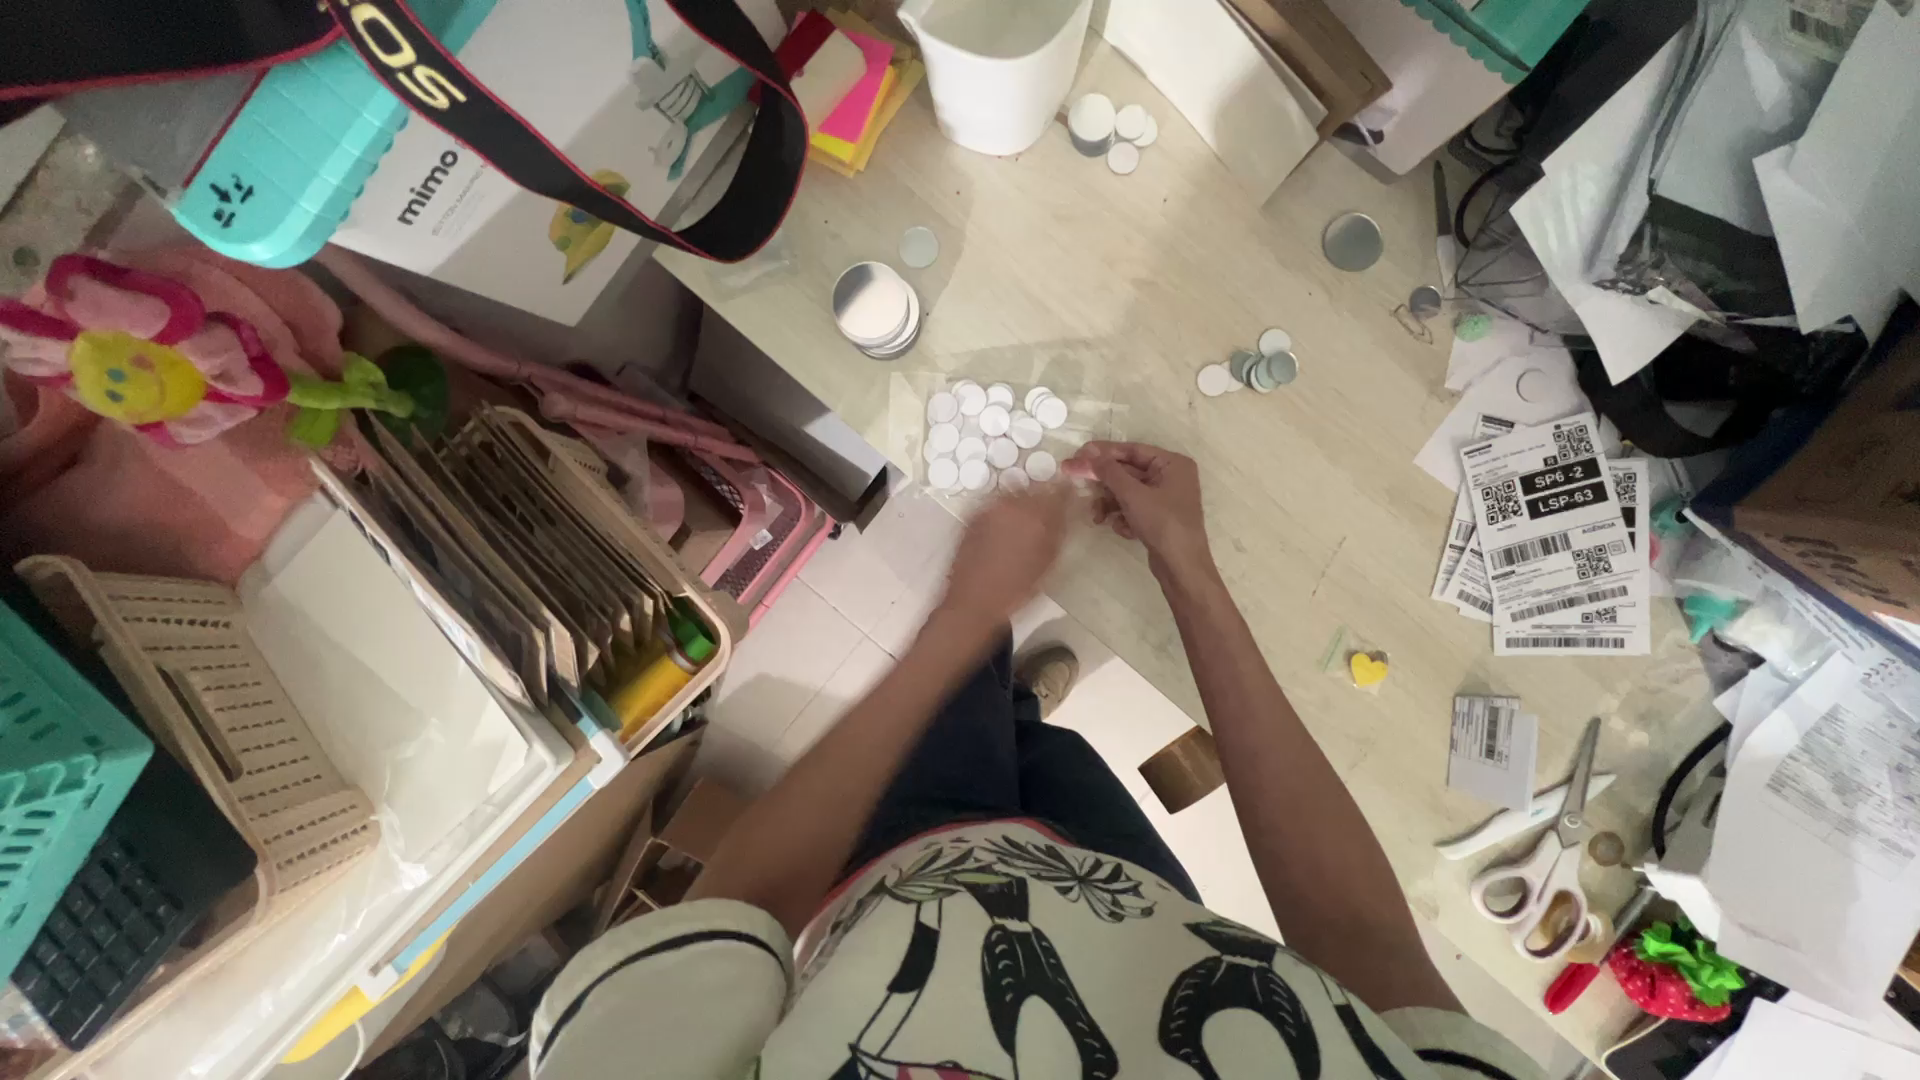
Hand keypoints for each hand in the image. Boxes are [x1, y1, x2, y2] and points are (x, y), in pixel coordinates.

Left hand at [932, 482, 1074, 638]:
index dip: (1067, 493)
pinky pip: (995, 504)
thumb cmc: (1017, 587)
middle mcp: (1012, 503)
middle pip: (1034, 488)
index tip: (1071, 498)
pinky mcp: (973, 516)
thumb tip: (1067, 510)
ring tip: (1025, 521)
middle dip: (1044, 497)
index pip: (1059, 490)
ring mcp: (989, 507)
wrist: (974, 599)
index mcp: (1036, 514)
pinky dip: (1004, 510)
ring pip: (1013, 494)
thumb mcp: (1048, 561)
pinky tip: (1005, 528)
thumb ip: (1059, 530)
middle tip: (1048, 513)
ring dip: (1023, 502)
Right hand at [1065, 441, 1214, 580]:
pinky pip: (1132, 508)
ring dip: (1110, 504)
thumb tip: (1088, 452)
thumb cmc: (1162, 523)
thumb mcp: (1133, 494)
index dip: (1103, 452)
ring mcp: (1164, 498)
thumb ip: (1109, 471)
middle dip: (1104, 484)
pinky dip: (1123, 518)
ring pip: (1126, 492)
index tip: (1078, 454)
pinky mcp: (1157, 517)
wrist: (1181, 566)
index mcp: (1172, 463)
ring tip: (1098, 518)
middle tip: (1076, 480)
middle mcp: (1170, 477)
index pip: (1131, 450)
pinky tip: (1123, 529)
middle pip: (1127, 472)